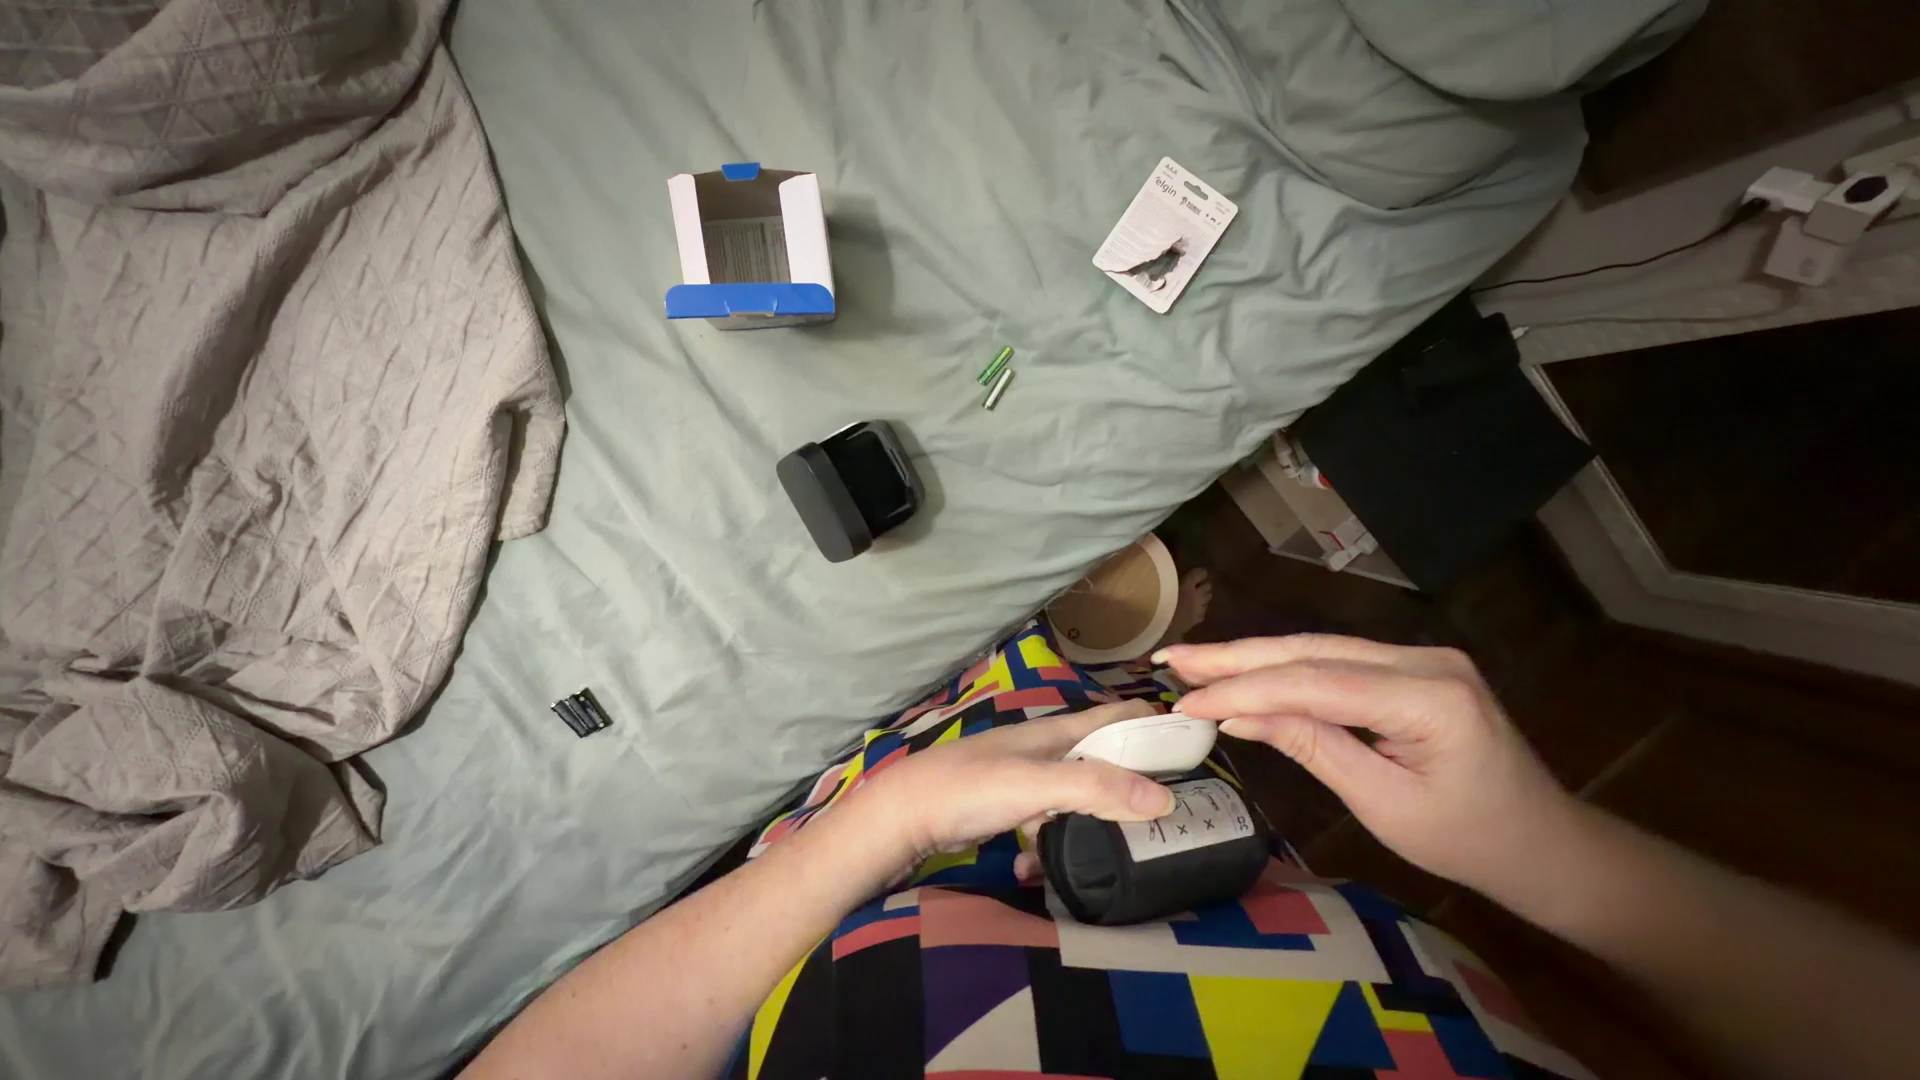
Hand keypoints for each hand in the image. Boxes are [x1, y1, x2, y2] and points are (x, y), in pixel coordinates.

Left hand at [858, 700, 1177, 875]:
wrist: (902, 814)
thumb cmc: (968, 788)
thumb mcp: (1035, 784)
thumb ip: (1093, 786)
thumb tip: (1163, 797)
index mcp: (1052, 734)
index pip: (1111, 718)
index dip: (1148, 721)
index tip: (1190, 738)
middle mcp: (1039, 749)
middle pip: (1096, 754)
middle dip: (1130, 771)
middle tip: (1169, 798)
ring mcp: (1018, 778)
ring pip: (1070, 789)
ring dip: (1094, 808)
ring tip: (1123, 836)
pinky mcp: (1001, 806)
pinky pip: (1041, 818)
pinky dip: (1050, 836)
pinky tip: (1044, 861)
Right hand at [1160, 635, 1581, 896]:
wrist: (1543, 843)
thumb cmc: (1468, 839)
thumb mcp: (1382, 803)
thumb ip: (1310, 746)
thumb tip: (1236, 717)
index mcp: (1429, 696)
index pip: (1315, 683)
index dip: (1244, 690)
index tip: (1186, 701)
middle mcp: (1424, 659)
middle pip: (1311, 651)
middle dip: (1236, 657)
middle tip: (1173, 658)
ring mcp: (1418, 656)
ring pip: (1317, 648)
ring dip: (1252, 656)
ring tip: (1193, 661)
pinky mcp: (1408, 666)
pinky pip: (1334, 661)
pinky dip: (1283, 667)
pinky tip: (1243, 669)